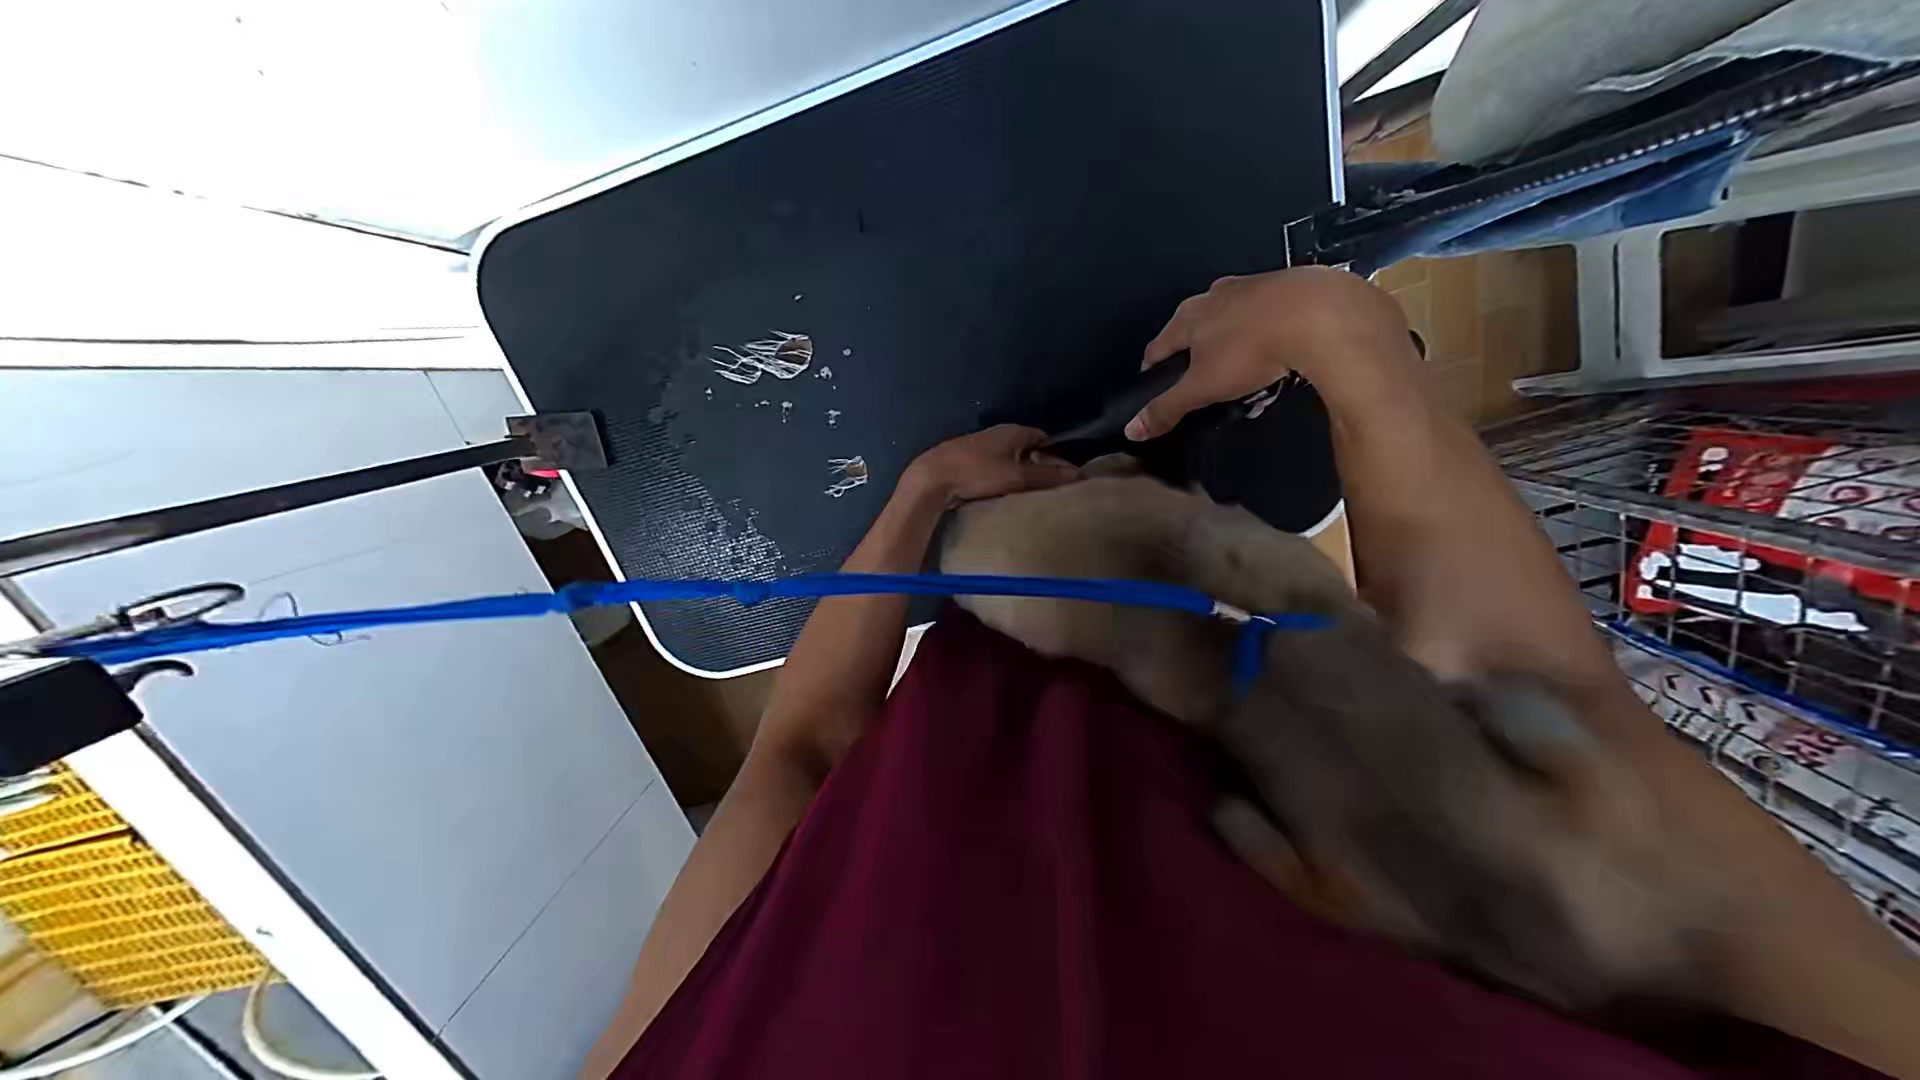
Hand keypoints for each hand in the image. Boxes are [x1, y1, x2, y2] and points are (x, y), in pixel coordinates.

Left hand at [905, 424, 1079, 503]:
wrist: (932, 479)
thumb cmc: (978, 473)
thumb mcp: (1018, 477)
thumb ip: (1048, 476)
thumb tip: (1080, 475)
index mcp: (1013, 430)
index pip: (1044, 438)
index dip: (1055, 455)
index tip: (1064, 476)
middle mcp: (998, 434)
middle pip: (1027, 450)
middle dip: (1039, 466)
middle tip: (1049, 489)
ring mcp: (981, 447)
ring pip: (1010, 460)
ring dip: (1019, 475)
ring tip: (1030, 495)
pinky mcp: (968, 462)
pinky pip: (994, 469)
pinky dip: (1002, 479)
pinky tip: (1004, 495)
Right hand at [1127, 266, 1417, 440]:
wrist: (1322, 314)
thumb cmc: (1251, 350)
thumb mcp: (1203, 387)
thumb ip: (1166, 408)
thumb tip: (1130, 430)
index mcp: (1187, 317)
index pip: (1156, 347)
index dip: (1154, 370)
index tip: (1157, 387)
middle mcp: (1214, 295)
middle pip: (1193, 329)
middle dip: (1194, 355)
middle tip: (1203, 382)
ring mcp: (1251, 286)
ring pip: (1229, 318)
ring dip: (1230, 340)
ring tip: (1241, 367)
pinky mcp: (1287, 284)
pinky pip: (1264, 313)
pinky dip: (1263, 330)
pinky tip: (1276, 347)